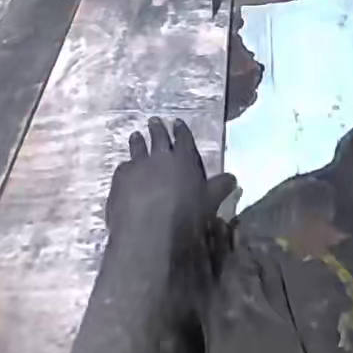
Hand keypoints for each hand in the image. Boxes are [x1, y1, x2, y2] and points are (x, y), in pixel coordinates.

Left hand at [104, 118, 236, 318]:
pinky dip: (125, 167)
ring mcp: (138, 165)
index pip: (183, 139)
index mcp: (184, 159)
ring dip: (137, 141)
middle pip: (158, 137)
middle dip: (157, 128)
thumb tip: (232, 177)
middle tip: (154, 121)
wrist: (147, 232)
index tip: (177, 122)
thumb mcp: (209, 203)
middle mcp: (160, 156)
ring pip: (137, 147)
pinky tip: (125, 169)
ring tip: (136, 135)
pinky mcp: (120, 178)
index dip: (181, 130)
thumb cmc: (185, 218)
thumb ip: (219, 188)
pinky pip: (123, 167)